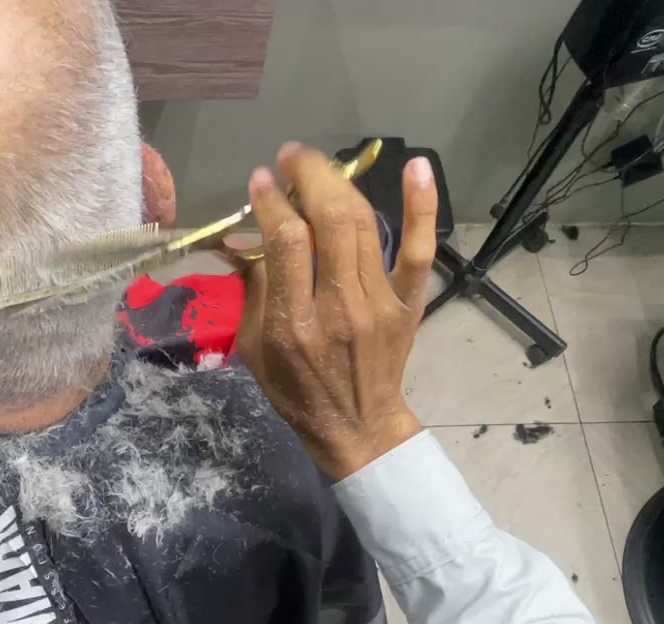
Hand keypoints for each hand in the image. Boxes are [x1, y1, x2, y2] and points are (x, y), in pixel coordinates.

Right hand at [234, 142, 439, 480]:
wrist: (354, 426)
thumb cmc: (296, 391)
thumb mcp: (255, 350)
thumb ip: (251, 292)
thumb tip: (241, 238)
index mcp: (293, 324)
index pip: (286, 241)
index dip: (271, 200)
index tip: (261, 180)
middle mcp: (338, 308)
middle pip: (330, 220)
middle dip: (309, 175)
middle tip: (291, 158)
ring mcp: (378, 304)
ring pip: (365, 225)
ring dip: (341, 183)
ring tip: (319, 167)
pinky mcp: (408, 303)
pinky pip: (420, 249)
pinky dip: (422, 205)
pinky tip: (417, 166)